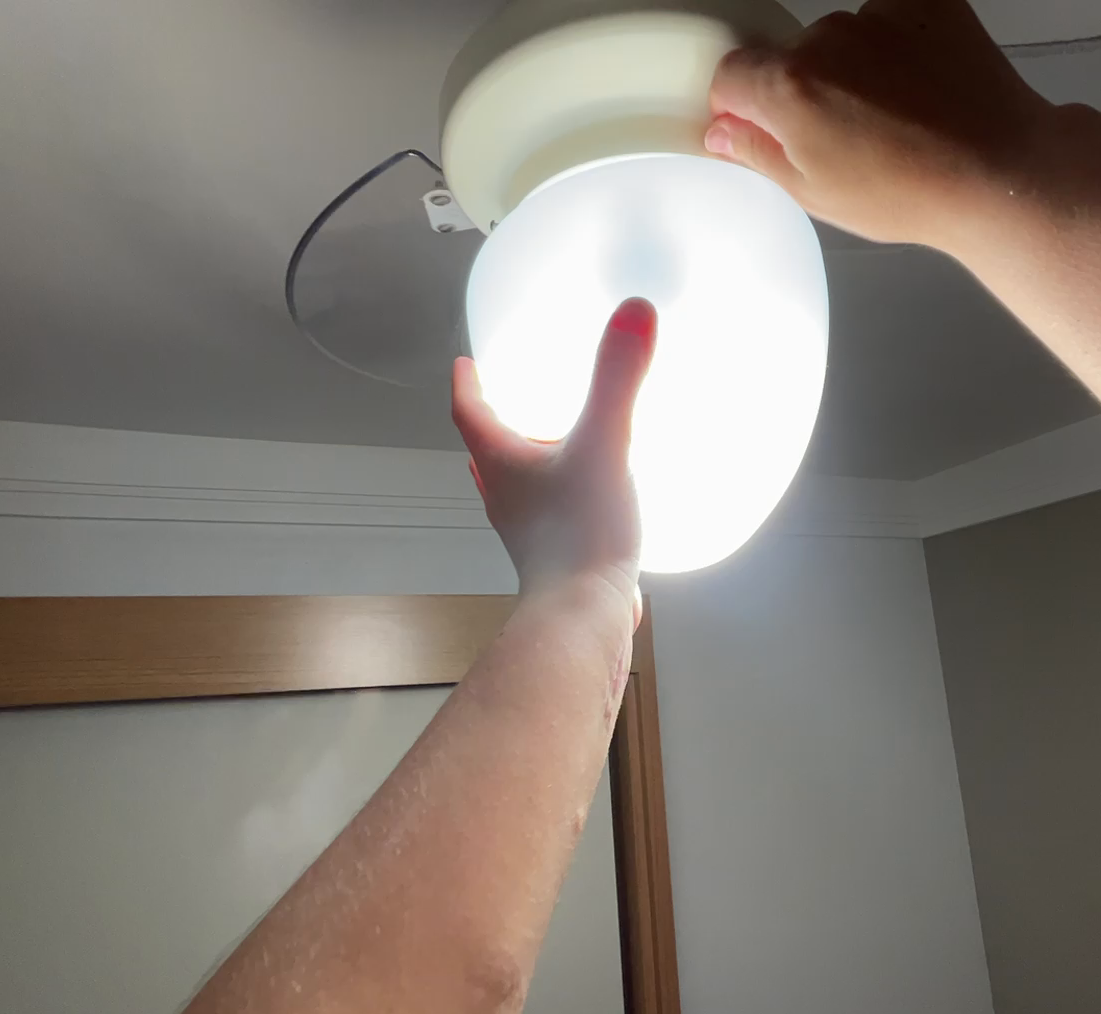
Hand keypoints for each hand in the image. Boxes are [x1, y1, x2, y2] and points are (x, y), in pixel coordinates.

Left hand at [452, 298, 657, 616]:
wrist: (584, 617)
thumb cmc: (580, 531)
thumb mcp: (603, 443)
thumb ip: (617, 379)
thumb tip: (634, 309)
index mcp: (501, 464)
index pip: (470, 413)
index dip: (468, 384)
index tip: (466, 363)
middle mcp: (504, 497)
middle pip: (487, 452)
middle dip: (495, 424)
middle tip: (514, 400)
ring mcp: (526, 531)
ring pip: (515, 486)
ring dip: (526, 462)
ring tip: (553, 443)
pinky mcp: (553, 556)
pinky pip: (549, 512)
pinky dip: (559, 494)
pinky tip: (592, 495)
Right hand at [704, 0, 1054, 255]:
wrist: (993, 170)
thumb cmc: (906, 192)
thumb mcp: (813, 192)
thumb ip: (757, 152)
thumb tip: (722, 132)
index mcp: (791, 88)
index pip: (730, 74)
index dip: (736, 107)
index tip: (754, 128)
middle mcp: (829, 37)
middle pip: (786, 58)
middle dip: (796, 94)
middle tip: (833, 141)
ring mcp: (880, 15)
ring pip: (835, 40)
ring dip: (844, 72)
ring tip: (883, 121)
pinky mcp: (925, 3)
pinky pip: (883, 21)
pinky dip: (888, 50)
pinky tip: (909, 92)